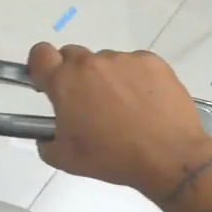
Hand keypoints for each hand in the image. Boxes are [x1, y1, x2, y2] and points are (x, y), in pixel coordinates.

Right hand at [27, 44, 211, 189]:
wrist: (170, 158)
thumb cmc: (112, 158)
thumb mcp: (65, 158)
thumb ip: (45, 141)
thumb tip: (47, 136)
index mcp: (64, 82)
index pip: (40, 53)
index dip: (42, 65)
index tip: (49, 81)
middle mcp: (90, 63)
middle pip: (72, 55)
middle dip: (74, 73)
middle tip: (88, 101)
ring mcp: (122, 59)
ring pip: (105, 61)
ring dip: (107, 78)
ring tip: (124, 107)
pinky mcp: (151, 61)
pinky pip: (134, 64)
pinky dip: (135, 78)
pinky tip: (145, 102)